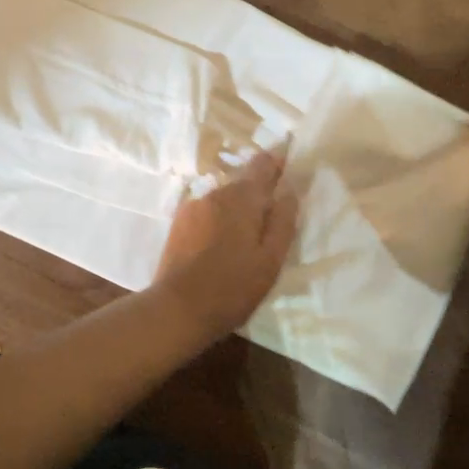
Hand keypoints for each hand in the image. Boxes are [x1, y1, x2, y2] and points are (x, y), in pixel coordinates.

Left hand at [149, 151, 299, 342]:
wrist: (178, 307)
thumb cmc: (233, 287)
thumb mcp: (270, 259)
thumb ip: (283, 221)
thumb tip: (289, 189)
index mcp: (242, 198)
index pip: (262, 164)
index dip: (277, 162)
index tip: (288, 166)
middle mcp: (215, 193)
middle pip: (242, 183)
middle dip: (258, 195)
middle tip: (271, 219)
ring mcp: (193, 206)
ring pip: (224, 199)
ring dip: (237, 210)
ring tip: (245, 239)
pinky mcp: (178, 222)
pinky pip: (207, 212)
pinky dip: (218, 221)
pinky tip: (220, 246)